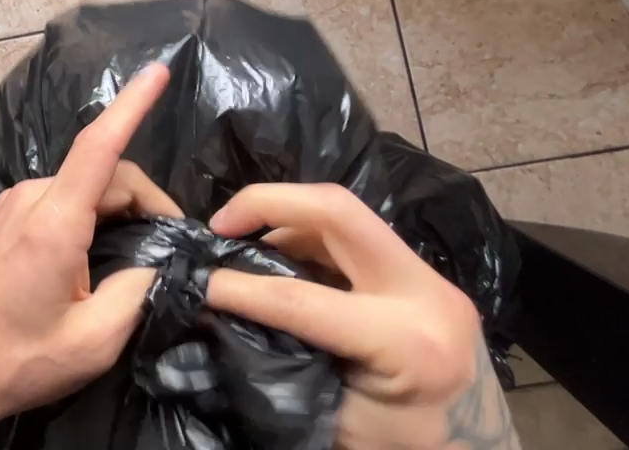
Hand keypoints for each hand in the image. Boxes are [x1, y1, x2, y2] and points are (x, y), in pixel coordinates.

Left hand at [0, 64, 178, 449]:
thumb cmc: (17, 359)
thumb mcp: (93, 342)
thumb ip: (136, 293)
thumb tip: (158, 262)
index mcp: (54, 221)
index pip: (98, 147)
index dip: (131, 105)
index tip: (157, 71)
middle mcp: (30, 197)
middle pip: (102, 172)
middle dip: (144, 200)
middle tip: (170, 248)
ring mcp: (12, 203)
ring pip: (81, 185)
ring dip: (116, 209)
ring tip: (135, 257)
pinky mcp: (4, 215)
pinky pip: (59, 198)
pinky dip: (90, 213)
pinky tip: (97, 253)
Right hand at [204, 184, 519, 449]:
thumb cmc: (391, 444)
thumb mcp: (330, 415)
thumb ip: (278, 353)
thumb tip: (216, 310)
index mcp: (408, 345)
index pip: (301, 299)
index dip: (239, 287)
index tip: (199, 282)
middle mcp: (427, 296)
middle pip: (336, 211)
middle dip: (265, 203)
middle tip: (219, 224)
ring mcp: (429, 277)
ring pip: (341, 210)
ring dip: (281, 214)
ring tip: (240, 237)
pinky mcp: (420, 269)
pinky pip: (350, 230)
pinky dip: (302, 230)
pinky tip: (275, 250)